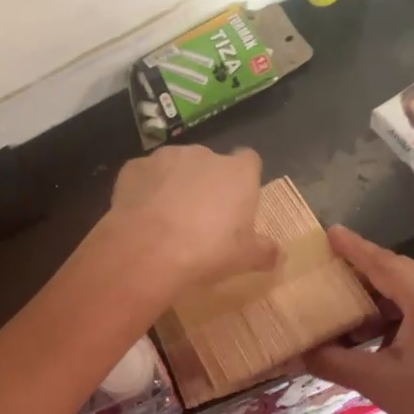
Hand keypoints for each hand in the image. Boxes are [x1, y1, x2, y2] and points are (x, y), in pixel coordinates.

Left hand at [101, 145, 278, 289]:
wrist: (146, 251)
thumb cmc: (204, 251)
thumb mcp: (242, 258)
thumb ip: (264, 252)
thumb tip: (280, 254)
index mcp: (238, 172)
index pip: (249, 162)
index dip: (241, 182)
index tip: (234, 204)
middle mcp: (204, 155)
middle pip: (209, 164)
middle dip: (204, 184)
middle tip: (197, 219)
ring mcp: (166, 157)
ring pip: (174, 167)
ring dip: (172, 184)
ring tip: (164, 219)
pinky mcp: (133, 166)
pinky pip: (143, 176)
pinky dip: (143, 190)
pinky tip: (138, 215)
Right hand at [304, 227, 413, 413]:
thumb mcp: (377, 382)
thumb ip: (332, 362)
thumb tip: (291, 355)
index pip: (386, 265)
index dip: (355, 249)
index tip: (330, 233)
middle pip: (404, 275)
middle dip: (367, 275)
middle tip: (332, 275)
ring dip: (385, 300)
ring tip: (351, 313)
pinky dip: (406, 314)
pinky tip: (384, 335)